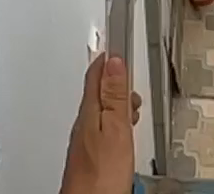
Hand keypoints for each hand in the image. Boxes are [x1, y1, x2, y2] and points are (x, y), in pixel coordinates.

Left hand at [59, 53, 144, 193]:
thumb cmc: (100, 176)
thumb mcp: (116, 128)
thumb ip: (115, 95)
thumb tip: (114, 59)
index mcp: (90, 109)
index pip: (96, 71)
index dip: (108, 54)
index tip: (116, 38)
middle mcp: (83, 121)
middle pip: (97, 89)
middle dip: (114, 79)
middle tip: (127, 71)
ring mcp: (84, 138)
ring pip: (99, 109)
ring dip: (115, 101)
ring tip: (130, 101)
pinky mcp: (88, 155)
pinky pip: (100, 127)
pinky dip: (112, 121)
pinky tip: (120, 131)